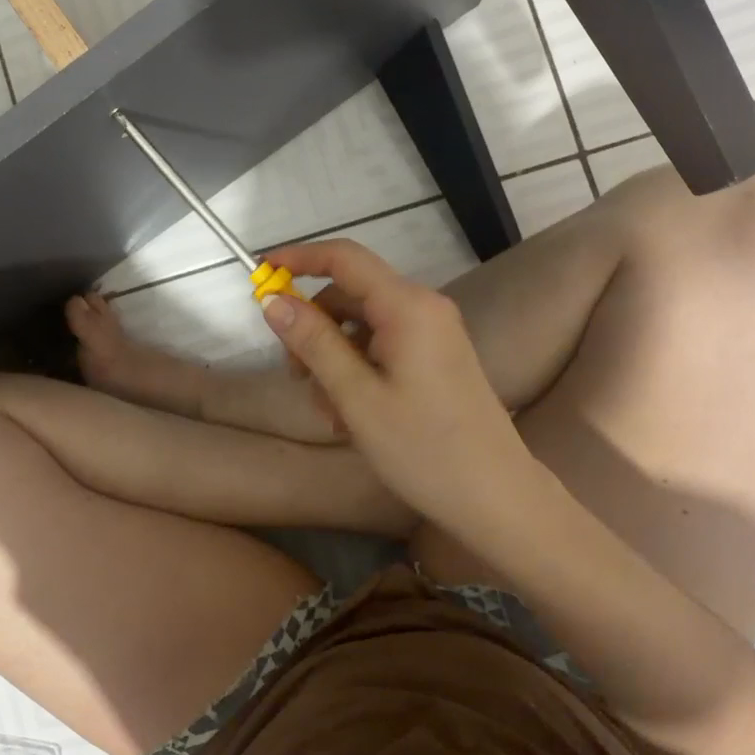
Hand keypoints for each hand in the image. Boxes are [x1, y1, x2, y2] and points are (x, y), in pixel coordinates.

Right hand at [258, 240, 534, 520]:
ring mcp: (432, 332)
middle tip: (294, 375)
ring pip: (360, 323)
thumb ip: (313, 343)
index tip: (258, 274)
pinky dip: (355, 368)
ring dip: (331, 355)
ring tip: (328, 410)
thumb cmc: (423, 448)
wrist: (496, 496)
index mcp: (407, 306)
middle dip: (312, 325)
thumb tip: (272, 301)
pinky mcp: (434, 356)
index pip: (344, 257)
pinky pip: (381, 344)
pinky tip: (349, 413)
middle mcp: (423, 307)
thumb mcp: (356, 397)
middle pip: (348, 293)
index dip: (297, 258)